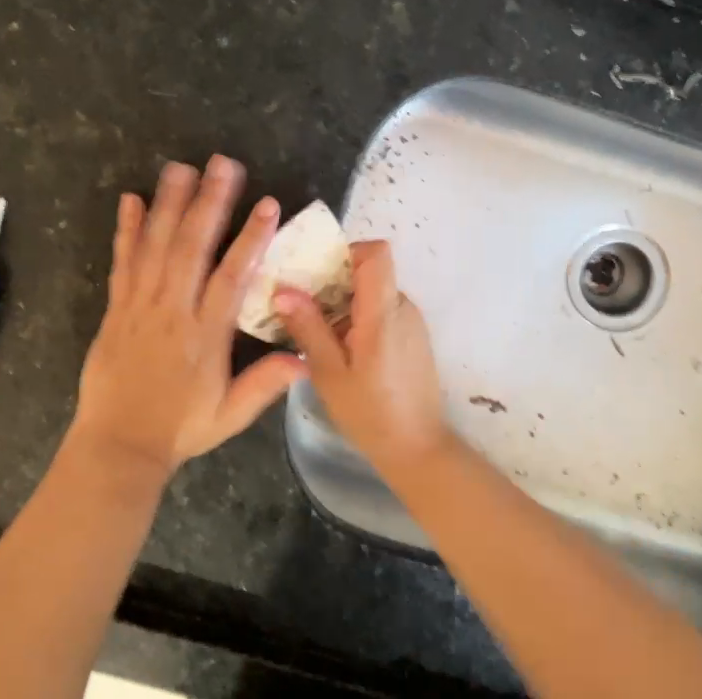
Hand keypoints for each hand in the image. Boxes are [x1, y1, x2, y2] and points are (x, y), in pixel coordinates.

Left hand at [71, 157, 306, 481]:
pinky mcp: (116, 309)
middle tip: (223, 164)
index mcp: (205, 335)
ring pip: (156, 246)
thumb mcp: (230, 415)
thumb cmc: (180, 428)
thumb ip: (265, 385)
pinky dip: (127, 230)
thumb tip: (305, 358)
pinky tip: (131, 199)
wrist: (117, 445)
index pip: (231, 278)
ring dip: (169, 204)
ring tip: (181, 167)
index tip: (267, 205)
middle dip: (209, 202)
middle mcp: (172, 312)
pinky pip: (122, 263)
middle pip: (191, 248)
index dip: (250, 239)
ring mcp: (140, 307)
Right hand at [275, 241, 451, 478]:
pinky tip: (341, 352)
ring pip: (373, 294)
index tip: (316, 274)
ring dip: (344, 306)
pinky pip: (383, 313)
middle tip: (302, 310)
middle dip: (334, 284)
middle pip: (370, 273)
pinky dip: (359, 321)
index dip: (346, 252)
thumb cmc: (370, 413)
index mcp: (384, 312)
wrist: (418, 448)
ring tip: (317, 336)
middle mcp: (403, 308)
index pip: (376, 252)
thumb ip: (308, 327)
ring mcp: (412, 323)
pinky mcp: (413, 338)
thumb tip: (283, 289)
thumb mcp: (329, 373)